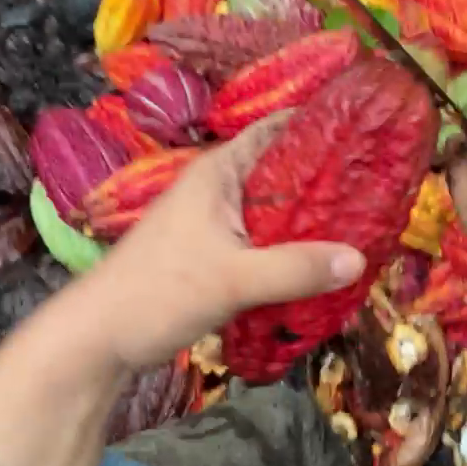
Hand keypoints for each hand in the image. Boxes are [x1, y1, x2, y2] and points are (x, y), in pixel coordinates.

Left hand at [72, 122, 366, 370]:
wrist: (91, 345)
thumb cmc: (155, 294)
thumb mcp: (232, 279)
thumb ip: (296, 269)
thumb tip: (361, 260)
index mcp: (219, 171)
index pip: (276, 127)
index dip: (318, 120)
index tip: (362, 125)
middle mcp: (218, 186)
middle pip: (283, 165)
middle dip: (326, 168)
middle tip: (375, 174)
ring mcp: (214, 220)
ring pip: (276, 202)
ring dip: (310, 207)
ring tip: (361, 212)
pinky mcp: (214, 251)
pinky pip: (267, 233)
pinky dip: (294, 237)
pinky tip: (323, 254)